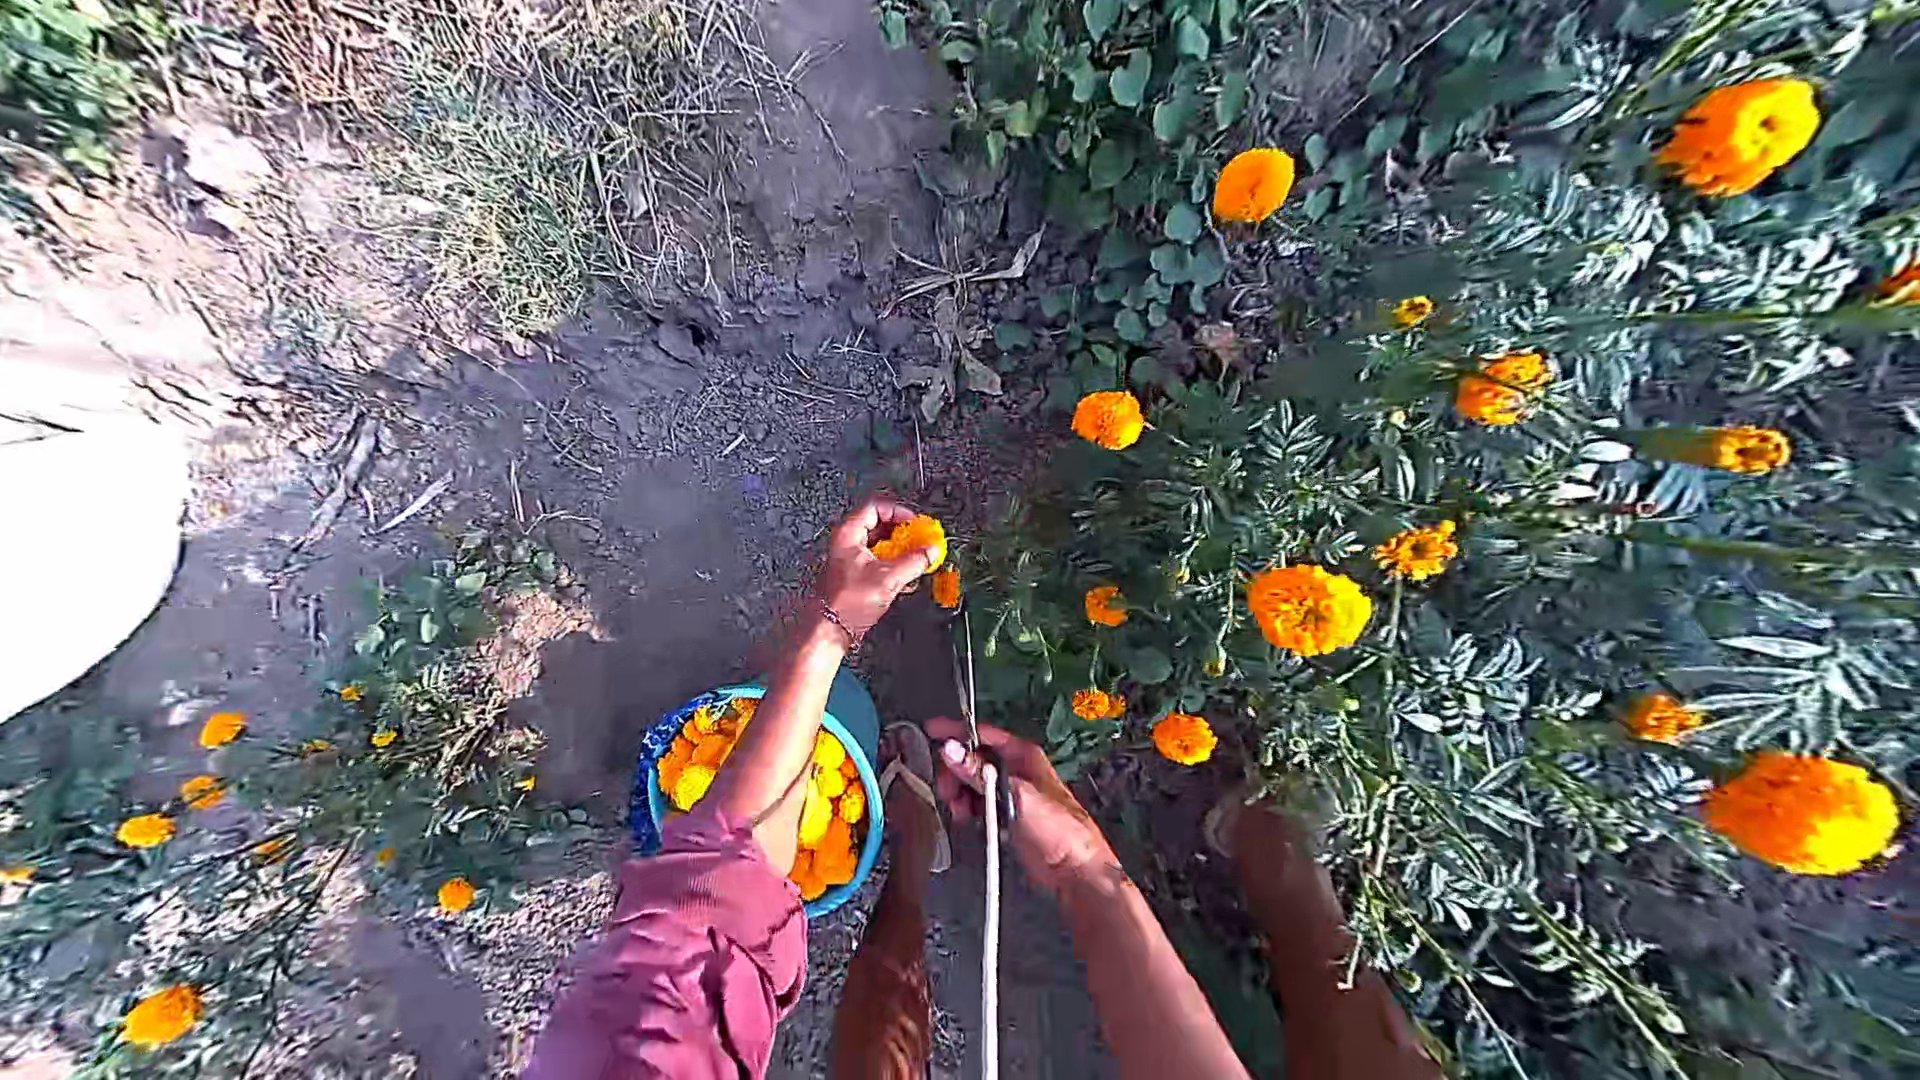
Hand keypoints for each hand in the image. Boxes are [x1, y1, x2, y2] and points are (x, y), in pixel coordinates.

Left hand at [817, 498, 937, 639]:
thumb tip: (931, 551)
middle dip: (903, 531)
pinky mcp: (856, 574)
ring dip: (900, 548)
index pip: (876, 507)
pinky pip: (879, 559)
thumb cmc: (845, 603)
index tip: (914, 523)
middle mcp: (848, 542)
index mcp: (849, 533)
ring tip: (916, 556)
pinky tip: (906, 574)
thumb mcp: (888, 578)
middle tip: (919, 538)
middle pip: (880, 524)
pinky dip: (894, 562)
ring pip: (881, 543)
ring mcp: (851, 558)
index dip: (898, 511)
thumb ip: (914, 561)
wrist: (831, 629)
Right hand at [926, 717, 1120, 897]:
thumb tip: (949, 749)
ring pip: (972, 781)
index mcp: (1021, 754)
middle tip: (947, 790)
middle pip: (973, 758)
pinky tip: (965, 817)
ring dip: (959, 792)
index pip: (982, 733)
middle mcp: (1014, 768)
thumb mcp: (1014, 795)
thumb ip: (979, 773)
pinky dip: (967, 806)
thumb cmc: (1055, 828)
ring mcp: (1010, 791)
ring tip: (958, 809)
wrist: (1074, 871)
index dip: (956, 731)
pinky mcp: (1005, 814)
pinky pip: (977, 801)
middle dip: (955, 771)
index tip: (931, 730)